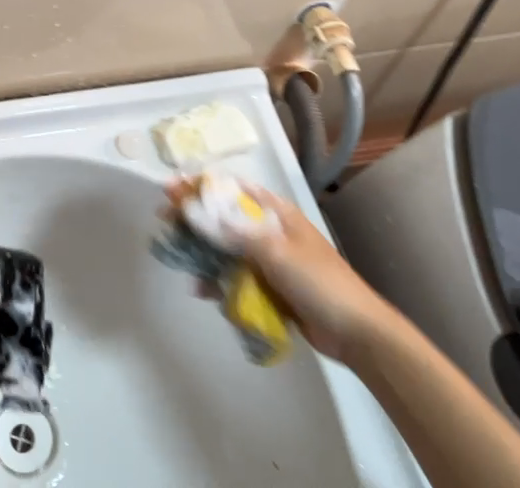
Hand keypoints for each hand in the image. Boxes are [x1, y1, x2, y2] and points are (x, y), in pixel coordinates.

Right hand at [167, 179, 398, 364]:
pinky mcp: (268, 288)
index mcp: (277, 213)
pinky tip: (201, 289)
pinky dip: (217, 282)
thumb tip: (195, 208)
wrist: (354, 332)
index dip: (202, 187)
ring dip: (203, 254)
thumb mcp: (274, 250)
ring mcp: (269, 261)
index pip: (233, 190)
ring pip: (226, 250)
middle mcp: (270, 232)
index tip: (173, 187)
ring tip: (179, 259)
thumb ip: (233, 230)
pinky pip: (235, 279)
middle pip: (224, 219)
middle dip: (195, 220)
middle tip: (165, 221)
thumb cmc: (317, 281)